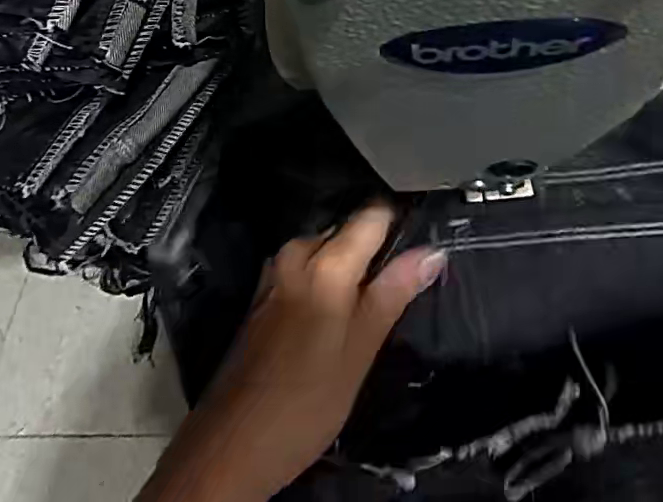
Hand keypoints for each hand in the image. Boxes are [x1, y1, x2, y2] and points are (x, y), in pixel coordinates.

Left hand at [140, 203, 445, 501]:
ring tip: (372, 303)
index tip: (421, 245)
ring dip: (352, 268)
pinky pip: (307, 268)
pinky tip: (337, 316)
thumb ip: (395, 292)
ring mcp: (274, 272)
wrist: (228, 448)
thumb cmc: (305, 403)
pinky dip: (327, 281)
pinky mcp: (263, 293)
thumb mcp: (361, 350)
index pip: (374, 214)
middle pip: (349, 229)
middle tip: (399, 284)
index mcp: (326, 264)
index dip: (401, 224)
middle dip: (376, 249)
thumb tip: (433, 252)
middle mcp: (296, 254)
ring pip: (328, 250)